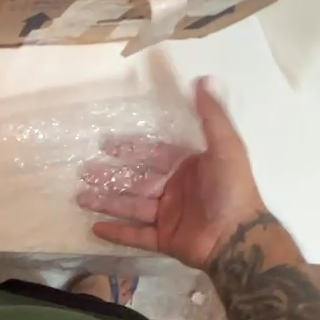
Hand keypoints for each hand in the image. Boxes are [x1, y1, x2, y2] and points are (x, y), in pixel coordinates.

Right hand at [76, 78, 270, 270]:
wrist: (238, 237)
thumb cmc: (232, 189)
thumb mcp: (225, 146)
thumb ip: (211, 116)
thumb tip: (202, 79)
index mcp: (188, 166)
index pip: (153, 153)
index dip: (130, 148)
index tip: (106, 144)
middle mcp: (175, 189)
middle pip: (136, 180)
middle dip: (110, 176)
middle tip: (85, 170)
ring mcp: (167, 216)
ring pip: (130, 207)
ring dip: (106, 202)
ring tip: (81, 198)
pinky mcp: (163, 240)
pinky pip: (136, 236)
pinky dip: (116, 233)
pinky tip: (95, 228)